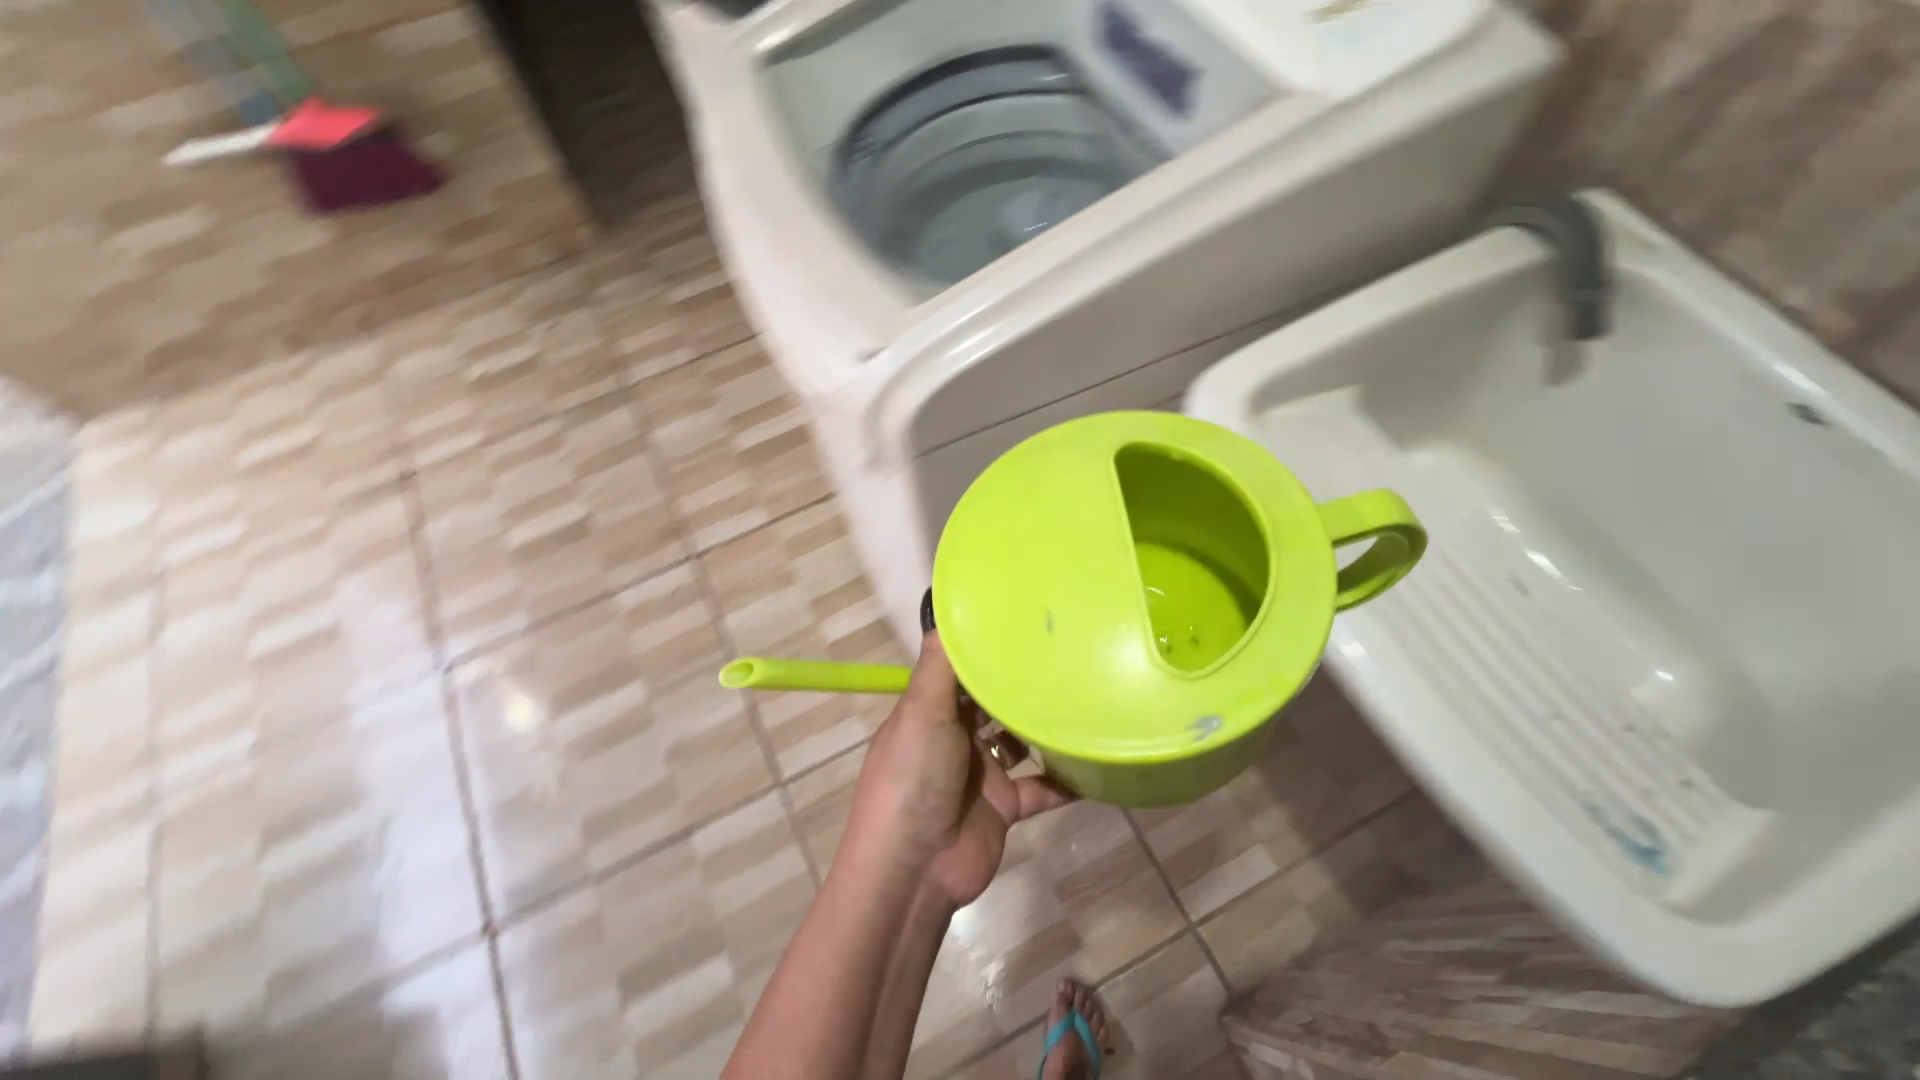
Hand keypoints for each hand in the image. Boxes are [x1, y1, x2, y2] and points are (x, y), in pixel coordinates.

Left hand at [841, 632, 1076, 907]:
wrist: (914, 869)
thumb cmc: (912, 778)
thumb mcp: (920, 712)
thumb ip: (940, 666)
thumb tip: (946, 608)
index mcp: (929, 711)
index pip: (960, 672)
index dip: (985, 649)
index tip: (1024, 621)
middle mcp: (955, 737)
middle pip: (993, 704)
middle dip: (1022, 684)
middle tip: (1068, 652)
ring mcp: (981, 774)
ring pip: (1020, 741)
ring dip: (1045, 727)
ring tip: (1086, 695)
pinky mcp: (1005, 807)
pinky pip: (1042, 788)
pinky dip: (1066, 778)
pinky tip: (1096, 760)